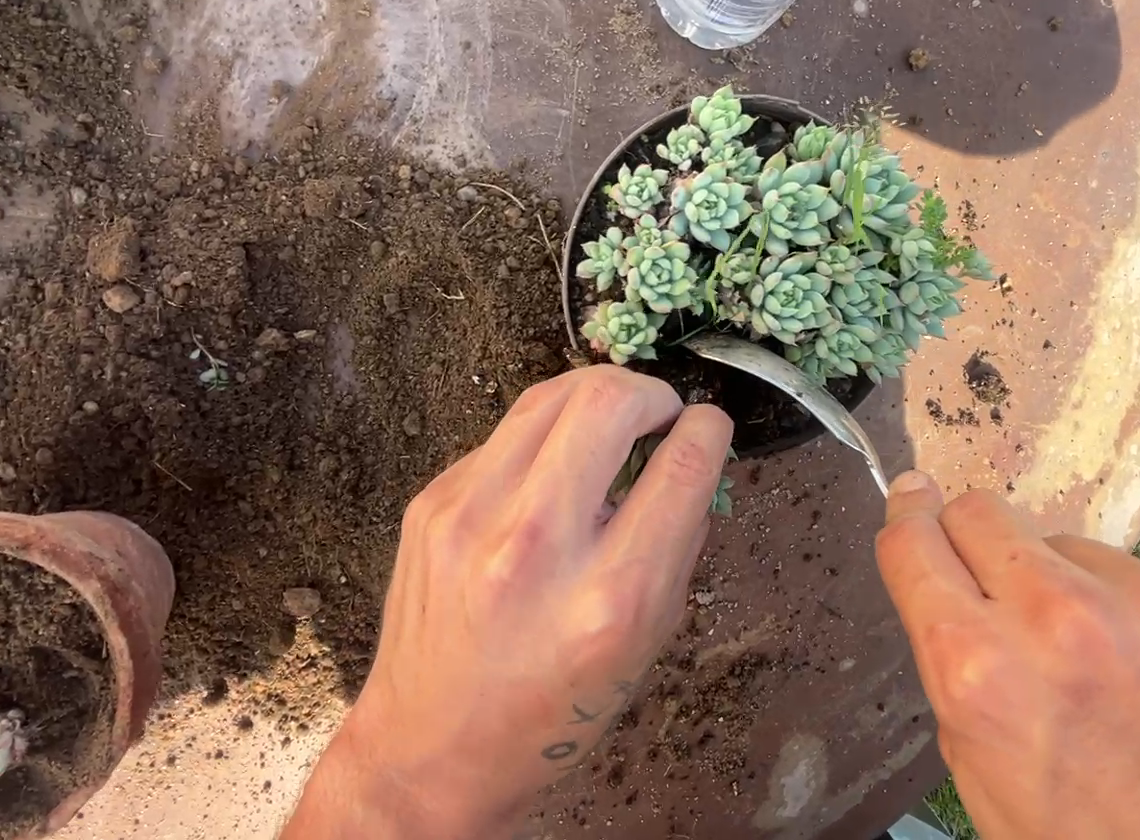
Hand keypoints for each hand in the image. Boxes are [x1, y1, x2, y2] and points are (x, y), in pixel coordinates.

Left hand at [282, 367, 732, 838]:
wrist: (429, 747)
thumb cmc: (554, 708)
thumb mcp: (647, 644)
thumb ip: (678, 542)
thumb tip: (692, 458)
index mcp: (608, 597)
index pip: (681, 468)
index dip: (709, 429)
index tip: (709, 424)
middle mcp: (535, 544)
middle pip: (609, 402)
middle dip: (653, 392)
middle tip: (661, 413)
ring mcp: (470, 513)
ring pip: (552, 393)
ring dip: (601, 393)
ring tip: (616, 417)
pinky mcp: (433, 498)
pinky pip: (509, 432)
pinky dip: (550, 433)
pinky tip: (554, 467)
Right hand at [877, 471, 1139, 839]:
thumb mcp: (982, 778)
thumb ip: (954, 670)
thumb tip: (945, 588)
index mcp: (979, 666)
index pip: (913, 543)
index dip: (905, 517)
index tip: (910, 496)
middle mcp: (1057, 615)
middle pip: (980, 512)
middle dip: (975, 540)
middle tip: (999, 585)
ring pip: (1070, 548)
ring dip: (1069, 589)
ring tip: (1110, 667)